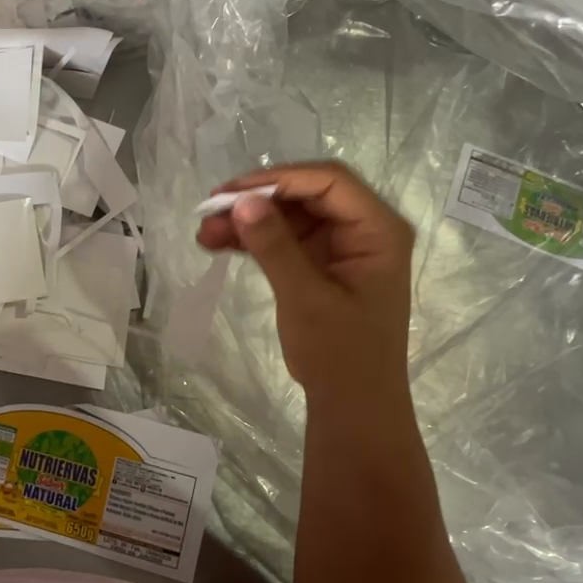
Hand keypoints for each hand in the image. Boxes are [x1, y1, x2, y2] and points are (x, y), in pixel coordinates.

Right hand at [196, 161, 414, 399]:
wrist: (352, 402)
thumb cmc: (341, 352)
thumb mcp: (305, 296)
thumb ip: (275, 246)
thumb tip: (241, 202)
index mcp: (378, 230)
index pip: (329, 182)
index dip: (278, 179)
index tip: (230, 193)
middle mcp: (363, 230)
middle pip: (306, 195)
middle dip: (256, 201)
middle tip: (209, 212)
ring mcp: (341, 248)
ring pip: (289, 216)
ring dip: (248, 221)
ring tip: (204, 234)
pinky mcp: (320, 266)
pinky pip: (284, 240)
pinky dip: (254, 240)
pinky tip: (219, 244)